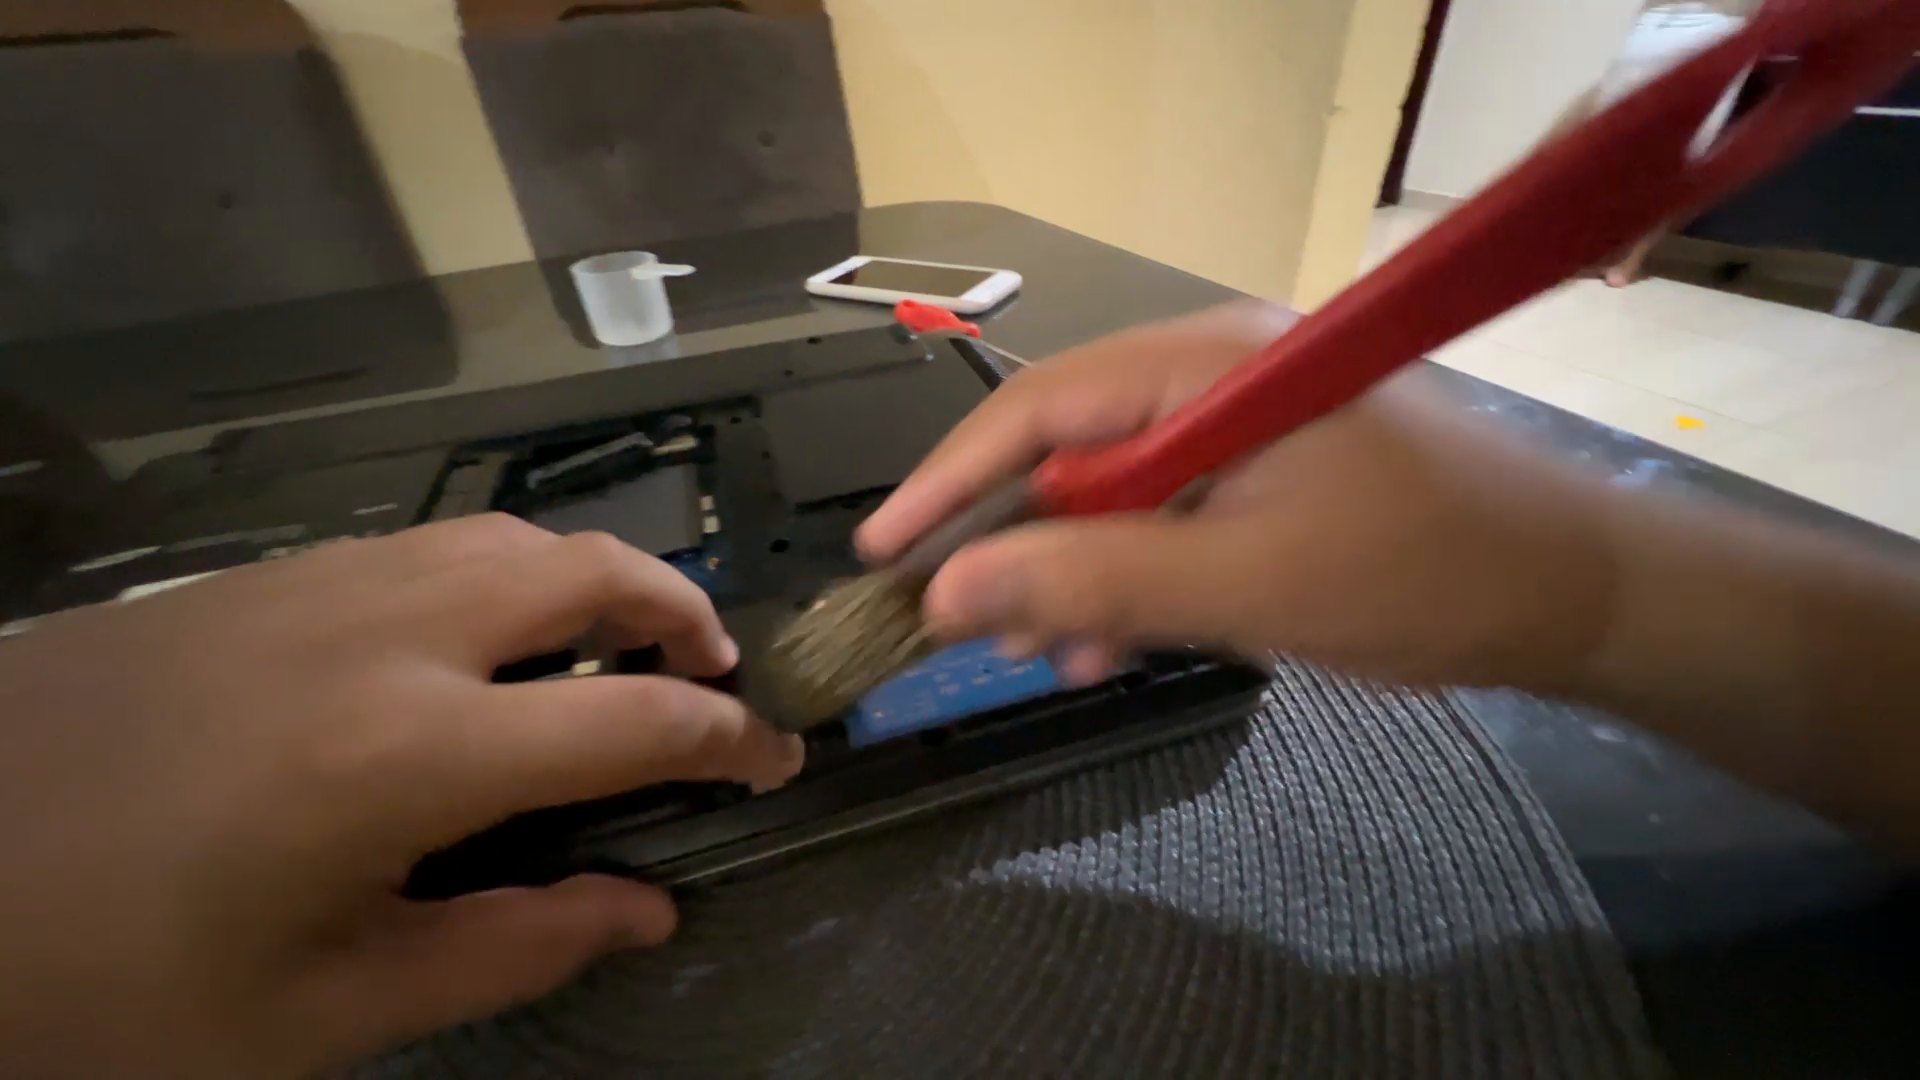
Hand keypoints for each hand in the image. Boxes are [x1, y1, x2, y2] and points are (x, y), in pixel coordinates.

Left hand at [0, 516, 802, 1078]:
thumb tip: (650, 910)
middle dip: (687, 615)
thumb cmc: (95, 985)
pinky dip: (528, 573)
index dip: (732, 740)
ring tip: (627, 640)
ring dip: (610, 581)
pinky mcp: (281, 571)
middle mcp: (393, 634)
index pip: (639, 721)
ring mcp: (330, 583)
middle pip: (599, 573)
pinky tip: (508, 634)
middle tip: (715, 673)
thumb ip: (516, 950)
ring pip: (528, 539)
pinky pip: (452, 544)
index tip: (777, 757)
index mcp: (411, 752)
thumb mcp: (316, 1012)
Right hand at [858, 300, 1621, 691]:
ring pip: (1102, 497)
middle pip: (1061, 453)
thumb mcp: (1244, 586)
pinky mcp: (1249, 474)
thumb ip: (1090, 582)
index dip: (946, 480)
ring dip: (1068, 575)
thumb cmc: (1423, 576)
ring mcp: (1226, 427)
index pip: (1035, 410)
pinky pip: (1152, 522)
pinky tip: (1110, 644)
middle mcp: (1204, 377)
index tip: (879, 548)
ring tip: (1045, 651)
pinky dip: (1123, 582)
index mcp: (1203, 366)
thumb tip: (945, 592)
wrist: (1578, 597)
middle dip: (1009, 542)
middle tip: (957, 618)